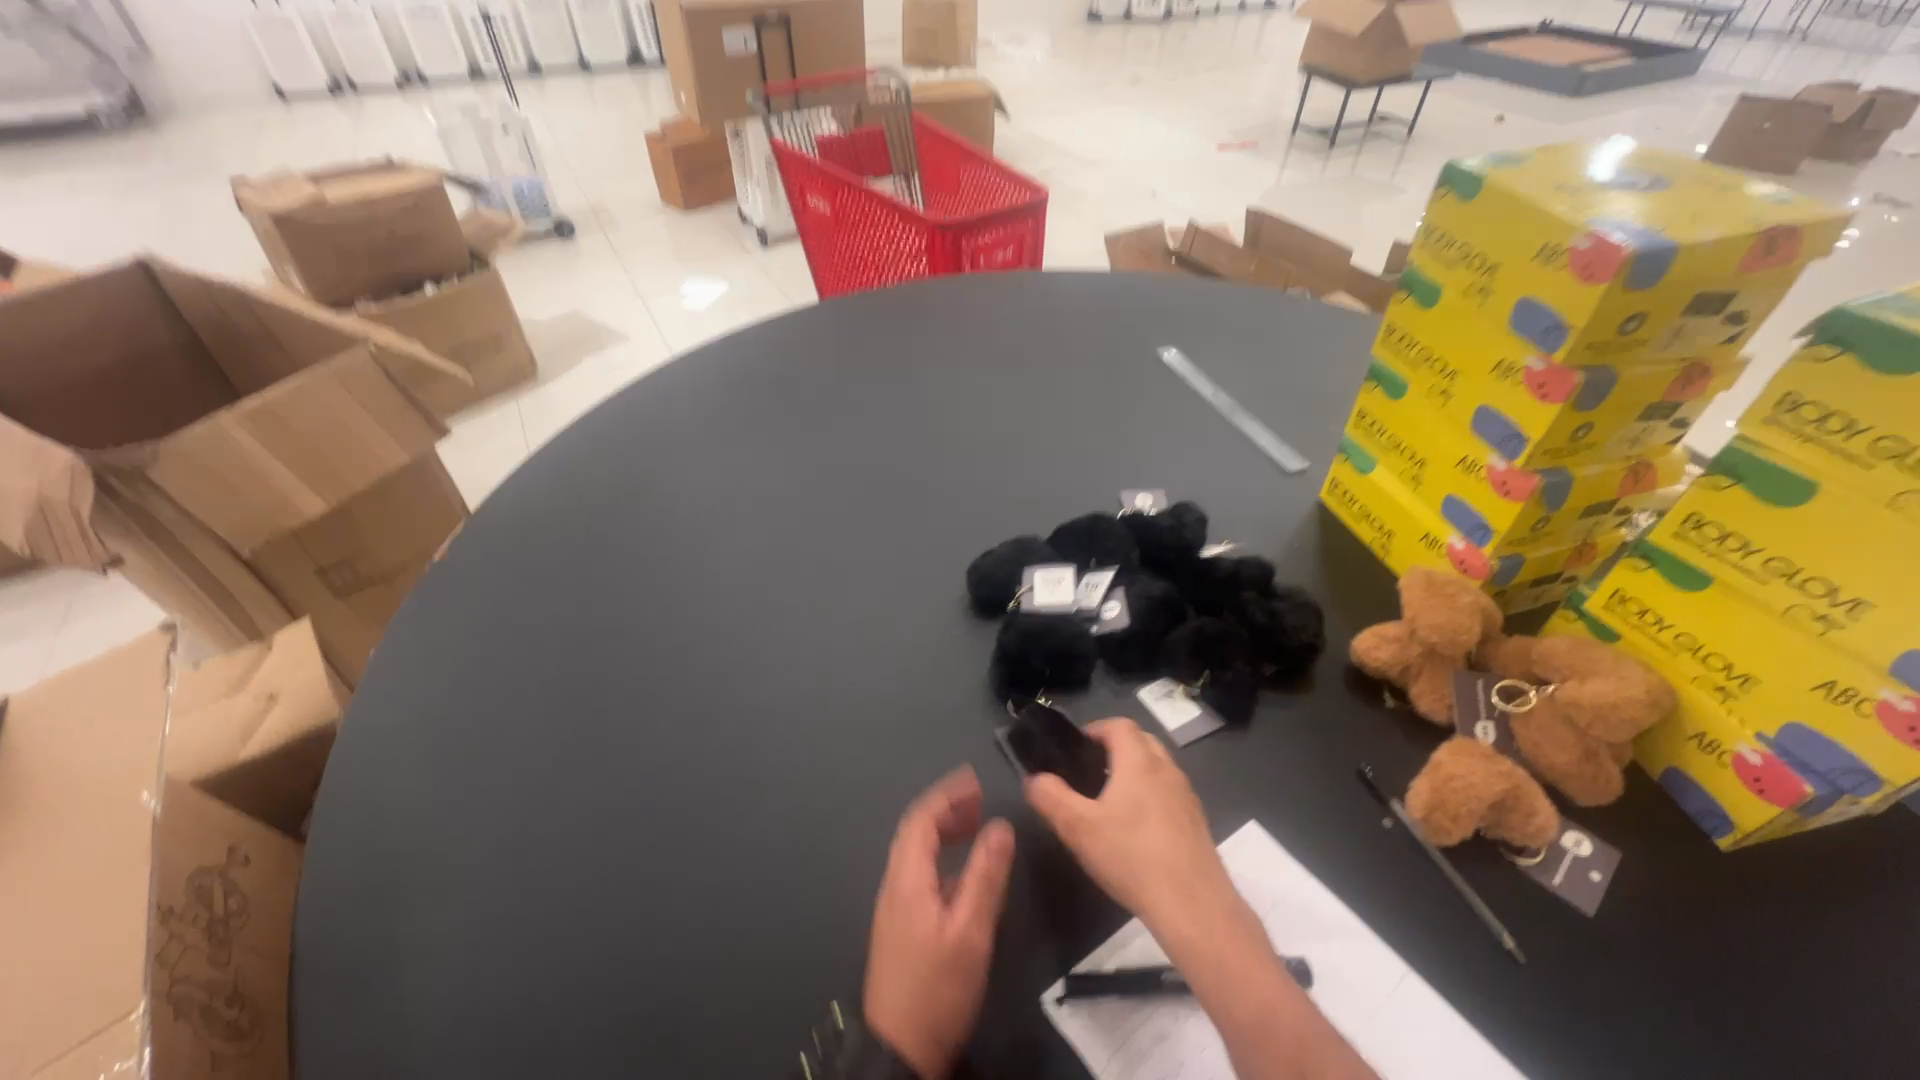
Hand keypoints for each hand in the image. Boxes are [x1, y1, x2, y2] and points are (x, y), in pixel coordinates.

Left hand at [865, 767, 1015, 1079]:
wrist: (900, 1048)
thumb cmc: (937, 987)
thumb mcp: (971, 932)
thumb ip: (986, 877)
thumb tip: (1001, 826)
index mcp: (907, 880)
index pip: (921, 820)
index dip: (946, 795)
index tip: (974, 779)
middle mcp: (894, 886)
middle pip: (915, 833)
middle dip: (946, 809)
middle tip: (979, 798)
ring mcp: (895, 908)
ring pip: (916, 854)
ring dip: (943, 832)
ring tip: (975, 824)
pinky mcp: (901, 928)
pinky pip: (919, 874)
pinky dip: (942, 857)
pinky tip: (964, 872)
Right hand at [1024, 718, 1232, 930]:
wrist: (1192, 904)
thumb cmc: (1131, 857)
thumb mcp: (1077, 828)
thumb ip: (1050, 797)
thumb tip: (1034, 779)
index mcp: (1139, 762)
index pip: (1119, 725)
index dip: (1095, 729)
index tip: (1074, 749)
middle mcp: (1167, 770)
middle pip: (1141, 741)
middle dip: (1115, 748)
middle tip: (1088, 773)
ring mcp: (1187, 796)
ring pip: (1158, 768)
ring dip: (1134, 773)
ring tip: (1108, 802)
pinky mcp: (1196, 823)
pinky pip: (1169, 794)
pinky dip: (1150, 797)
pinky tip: (1135, 831)